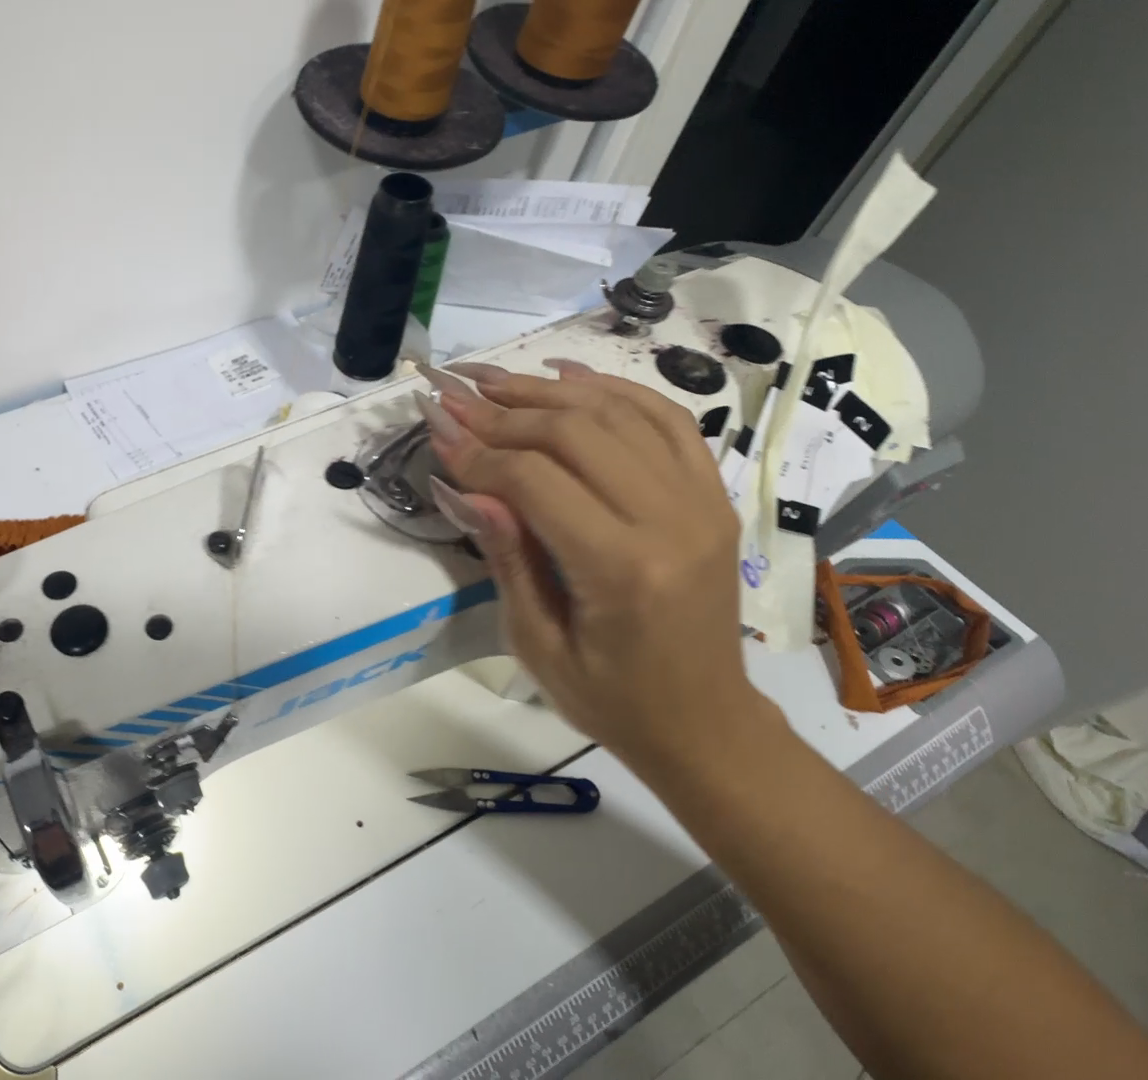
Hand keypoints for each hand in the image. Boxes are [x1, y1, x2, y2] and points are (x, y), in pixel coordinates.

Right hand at [416, 359, 782, 770]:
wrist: (702, 721)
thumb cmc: (609, 698)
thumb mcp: (536, 642)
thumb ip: (506, 556)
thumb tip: (462, 484)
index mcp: (621, 570)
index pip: (536, 480)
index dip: (478, 452)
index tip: (434, 430)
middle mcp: (670, 520)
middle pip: (575, 432)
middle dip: (504, 411)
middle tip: (453, 397)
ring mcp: (702, 502)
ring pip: (618, 412)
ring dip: (549, 390)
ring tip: (493, 381)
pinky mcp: (713, 496)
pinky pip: (666, 420)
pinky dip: (615, 389)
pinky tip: (568, 376)